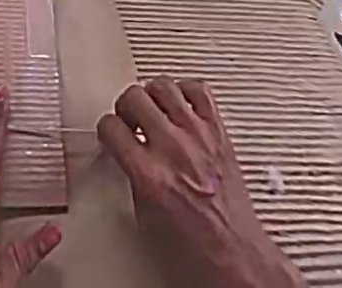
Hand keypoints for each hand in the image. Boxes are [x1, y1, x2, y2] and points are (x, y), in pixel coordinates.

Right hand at [98, 79, 303, 287]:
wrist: (235, 254)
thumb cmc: (195, 247)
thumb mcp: (145, 216)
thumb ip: (132, 174)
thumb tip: (124, 149)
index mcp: (150, 175)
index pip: (112, 127)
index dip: (106, 128)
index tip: (110, 132)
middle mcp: (173, 149)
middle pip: (134, 97)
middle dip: (125, 106)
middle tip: (129, 118)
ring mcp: (197, 135)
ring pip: (164, 86)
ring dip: (152, 95)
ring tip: (153, 108)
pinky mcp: (218, 130)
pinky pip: (199, 90)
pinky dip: (185, 91)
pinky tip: (180, 104)